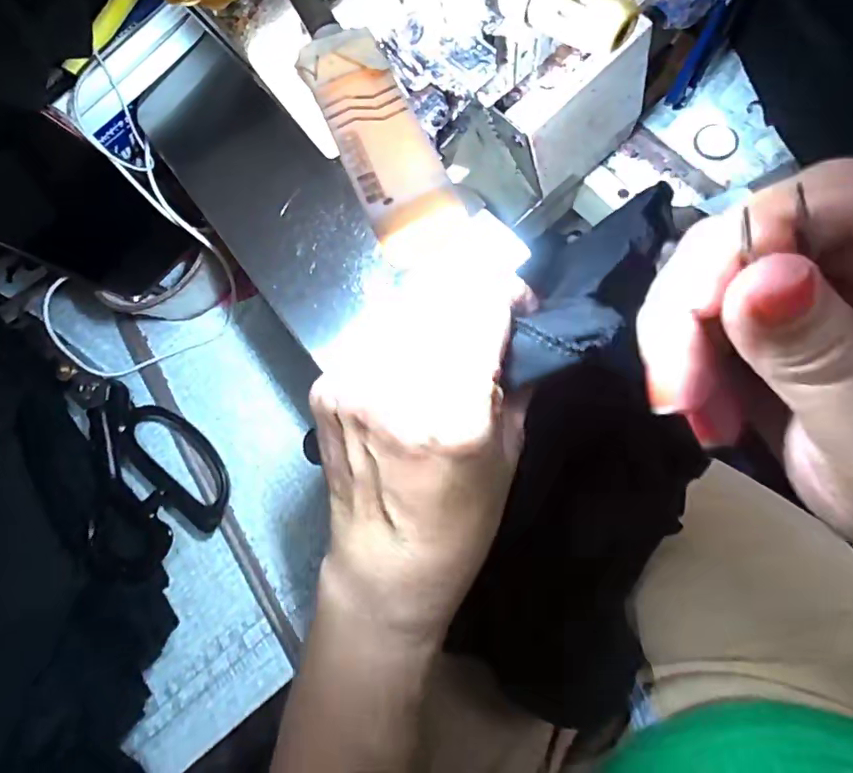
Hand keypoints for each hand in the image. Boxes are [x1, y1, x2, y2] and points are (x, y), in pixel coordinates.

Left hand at [309, 270, 528, 644]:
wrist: (381, 562)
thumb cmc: (459, 521)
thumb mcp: (508, 454)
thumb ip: (517, 382)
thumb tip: (526, 332)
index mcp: (451, 414)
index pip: (480, 305)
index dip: (507, 289)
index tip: (521, 303)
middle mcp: (395, 388)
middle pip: (437, 295)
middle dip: (470, 293)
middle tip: (487, 311)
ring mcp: (351, 383)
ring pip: (401, 307)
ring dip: (433, 309)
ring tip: (449, 334)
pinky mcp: (326, 386)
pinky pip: (372, 335)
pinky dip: (399, 335)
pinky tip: (412, 359)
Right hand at [637, 159, 852, 606]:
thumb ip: (836, 373)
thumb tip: (754, 279)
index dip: (768, 223)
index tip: (705, 302)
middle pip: (772, 223)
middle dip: (702, 291)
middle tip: (674, 382)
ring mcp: (847, 290)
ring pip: (727, 261)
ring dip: (683, 328)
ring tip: (686, 406)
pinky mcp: (794, 319)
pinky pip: (714, 305)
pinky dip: (686, 351)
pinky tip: (698, 407)